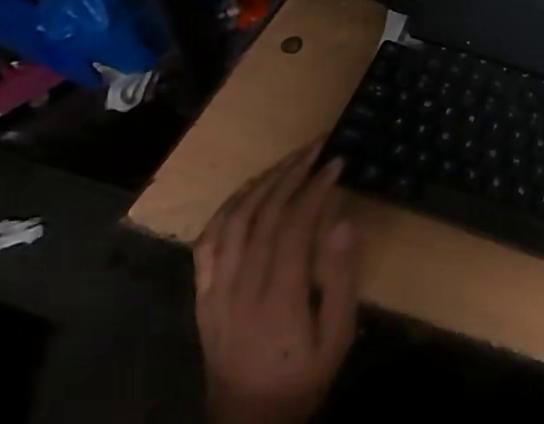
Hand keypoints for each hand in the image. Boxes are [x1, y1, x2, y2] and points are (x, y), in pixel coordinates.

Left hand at [194, 146, 358, 423]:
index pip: (295, 224)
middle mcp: (241, 284)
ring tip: (287, 160)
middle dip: (292, 172)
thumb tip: (341, 221)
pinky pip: (207, 241)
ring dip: (262, 182)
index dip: (316, 187)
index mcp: (278, 296)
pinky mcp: (202, 294)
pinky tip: (246, 192)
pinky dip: (227, 208)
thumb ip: (339, 280)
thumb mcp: (336, 338)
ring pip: (234, 219)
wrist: (248, 422)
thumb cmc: (301, 378)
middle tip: (316, 147)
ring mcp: (216, 288)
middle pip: (264, 213)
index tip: (336, 161)